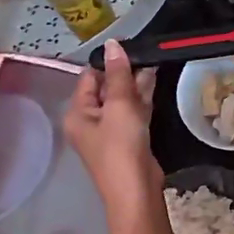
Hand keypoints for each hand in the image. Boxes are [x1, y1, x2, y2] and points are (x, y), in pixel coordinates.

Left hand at [64, 39, 160, 205]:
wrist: (136, 190)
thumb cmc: (121, 147)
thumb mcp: (120, 106)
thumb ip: (119, 74)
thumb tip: (113, 43)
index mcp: (78, 112)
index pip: (89, 78)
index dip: (108, 61)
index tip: (130, 44)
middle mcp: (89, 120)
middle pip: (106, 88)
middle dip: (124, 71)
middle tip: (146, 50)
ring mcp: (110, 131)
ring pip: (122, 100)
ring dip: (136, 83)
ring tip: (154, 60)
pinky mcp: (128, 139)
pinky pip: (133, 112)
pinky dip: (143, 98)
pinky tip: (155, 82)